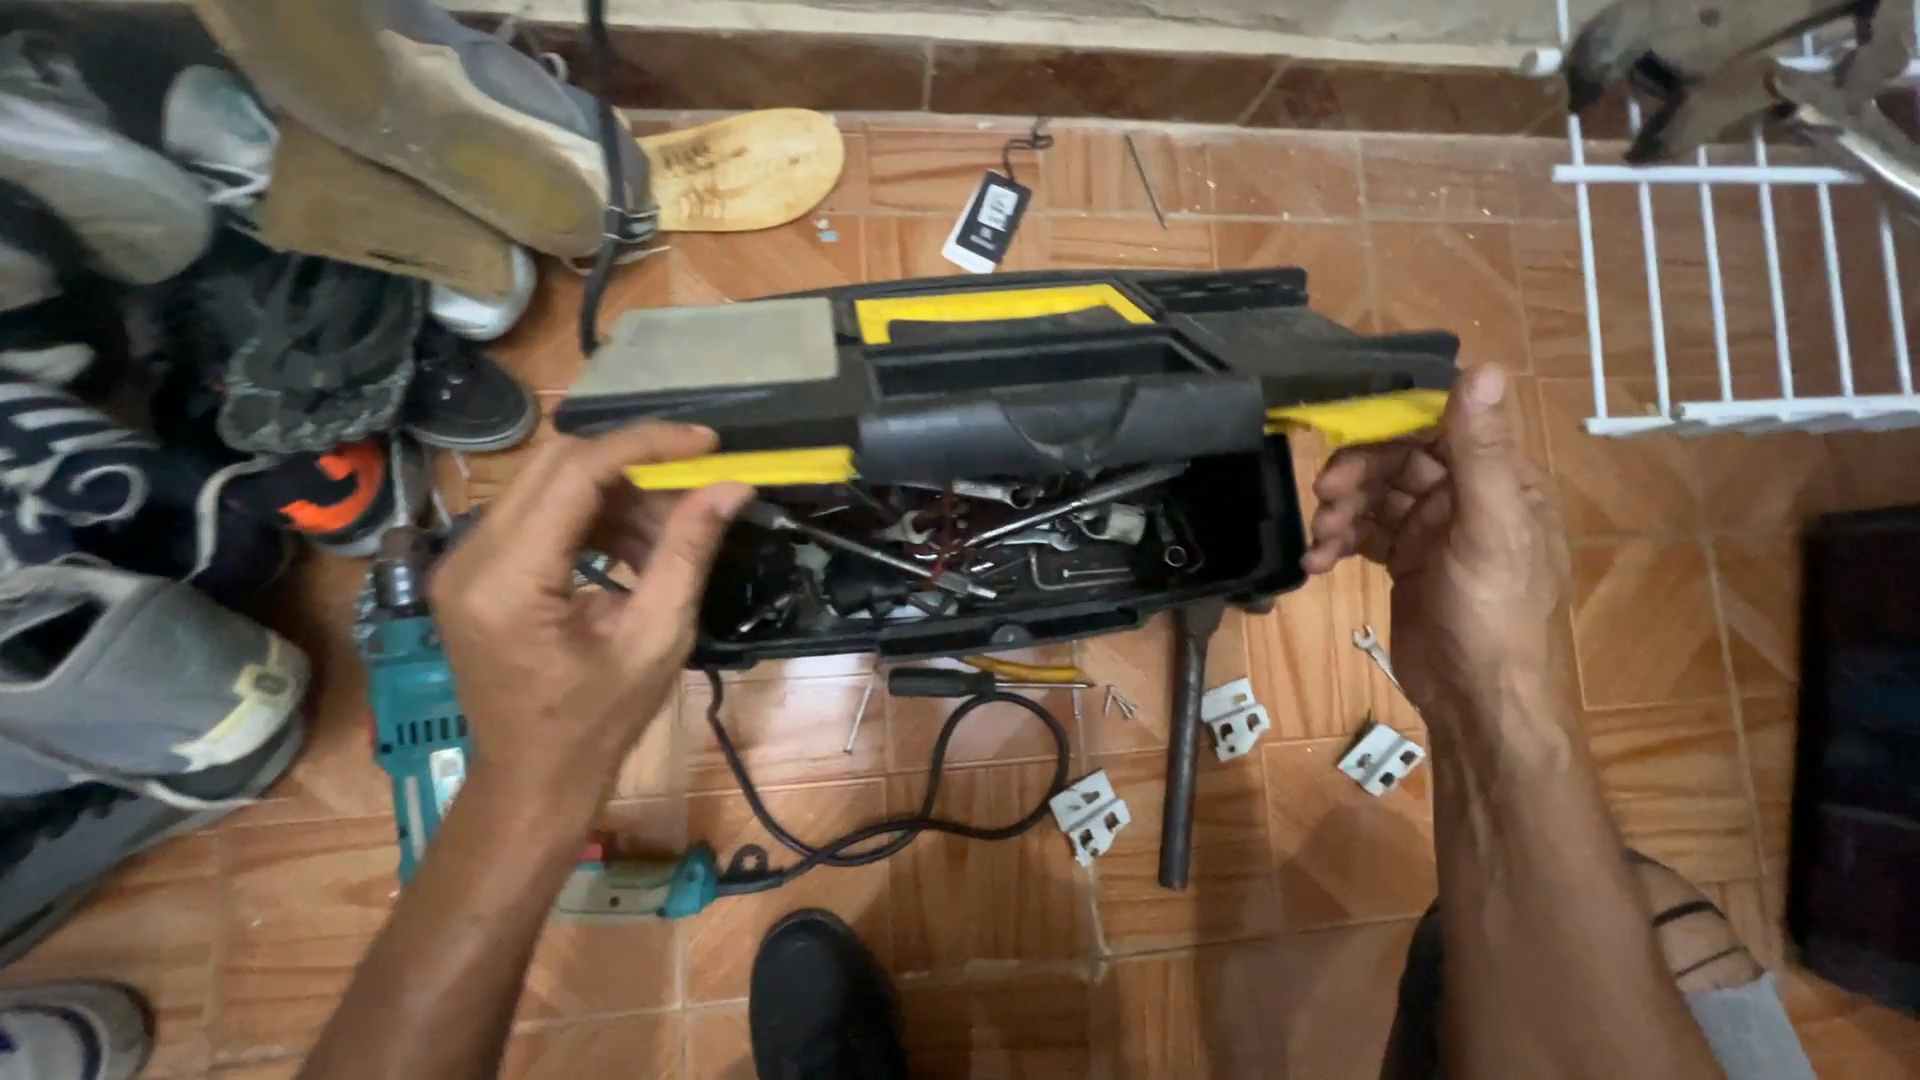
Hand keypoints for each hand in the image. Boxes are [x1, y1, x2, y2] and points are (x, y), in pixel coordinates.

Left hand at [428, 425, 751, 814]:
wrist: (534, 776)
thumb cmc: (599, 722)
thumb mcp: (657, 637)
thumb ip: (688, 553)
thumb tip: (732, 488)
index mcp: (509, 580)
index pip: (576, 473)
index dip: (647, 445)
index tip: (707, 444)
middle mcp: (471, 557)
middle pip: (557, 465)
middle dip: (637, 466)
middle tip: (696, 488)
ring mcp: (465, 561)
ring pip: (551, 484)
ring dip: (621, 495)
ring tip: (672, 534)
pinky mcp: (477, 569)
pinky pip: (542, 513)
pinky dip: (597, 517)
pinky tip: (636, 550)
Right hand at [1302, 366, 1571, 733]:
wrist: (1475, 697)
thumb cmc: (1494, 613)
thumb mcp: (1489, 530)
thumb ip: (1481, 452)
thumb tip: (1482, 368)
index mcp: (1499, 482)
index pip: (1441, 428)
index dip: (1392, 425)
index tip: (1344, 433)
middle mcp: (1465, 499)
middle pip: (1397, 462)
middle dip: (1357, 476)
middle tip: (1323, 496)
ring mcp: (1430, 532)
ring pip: (1373, 497)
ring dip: (1341, 512)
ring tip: (1322, 539)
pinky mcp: (1403, 562)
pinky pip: (1363, 535)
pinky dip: (1337, 543)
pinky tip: (1319, 563)